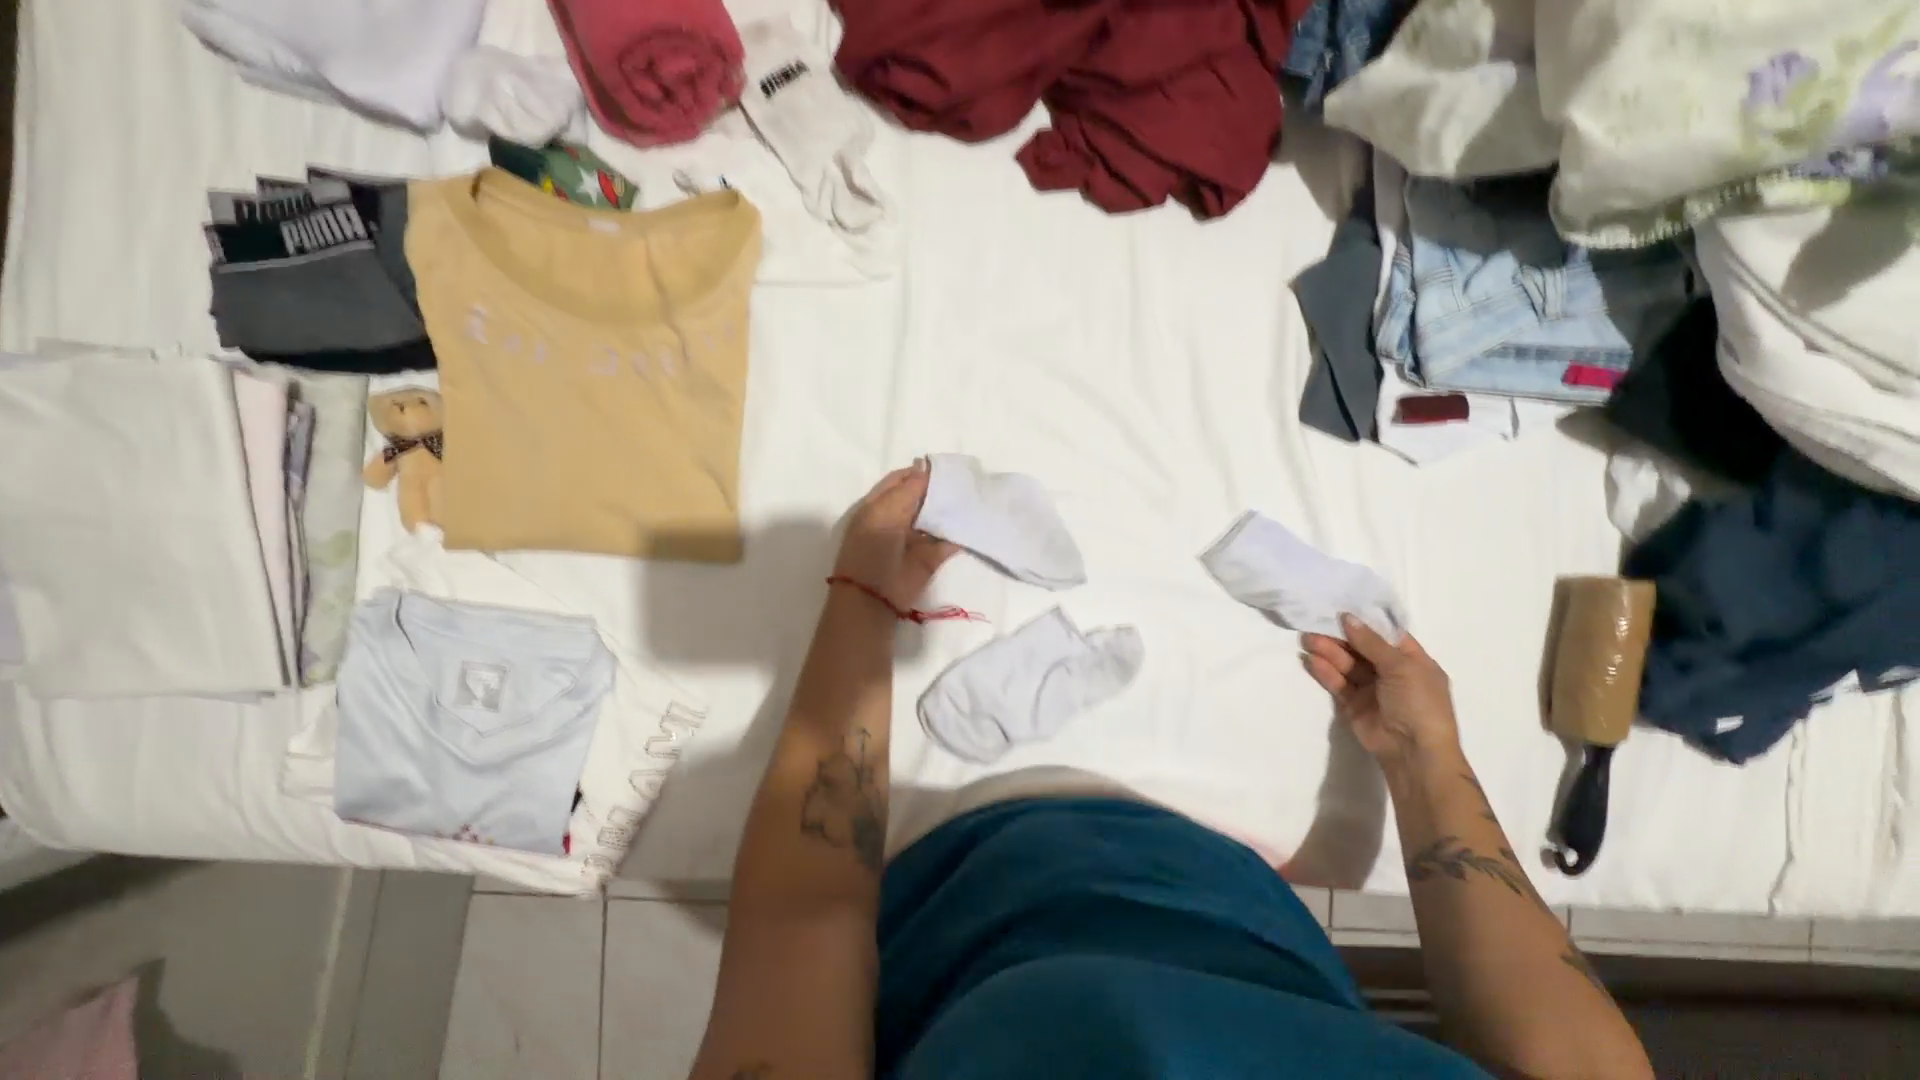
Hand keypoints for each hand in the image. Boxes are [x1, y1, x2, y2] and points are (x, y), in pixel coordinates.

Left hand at [833, 461, 960, 609]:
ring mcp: (916, 539)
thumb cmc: (871, 550)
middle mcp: (898, 520)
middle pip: (923, 498)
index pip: (902, 481)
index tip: (945, 464)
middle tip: (965, 478)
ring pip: (937, 518)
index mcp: (879, 506)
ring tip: (974, 494)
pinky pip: (949, 541)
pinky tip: (975, 519)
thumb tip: (924, 466)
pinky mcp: (931, 559)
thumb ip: (907, 490)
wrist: (873, 600)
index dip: (921, 472)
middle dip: (941, 489)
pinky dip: (961, 532)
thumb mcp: (885, 513)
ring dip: (953, 509)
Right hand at [1302, 616, 1459, 768]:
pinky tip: (1312, 661)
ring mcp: (1372, 690)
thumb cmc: (1419, 702)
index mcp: (1413, 661)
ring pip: (1347, 666)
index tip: (1340, 609)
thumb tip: (1347, 617)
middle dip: (1340, 638)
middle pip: (1362, 649)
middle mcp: (1392, 673)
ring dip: (1329, 652)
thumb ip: (1371, 642)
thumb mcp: (1402, 666)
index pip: (1386, 636)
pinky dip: (1326, 672)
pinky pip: (1339, 684)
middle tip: (1314, 626)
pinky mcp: (1354, 705)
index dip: (1365, 623)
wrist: (1413, 751)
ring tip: (1308, 640)